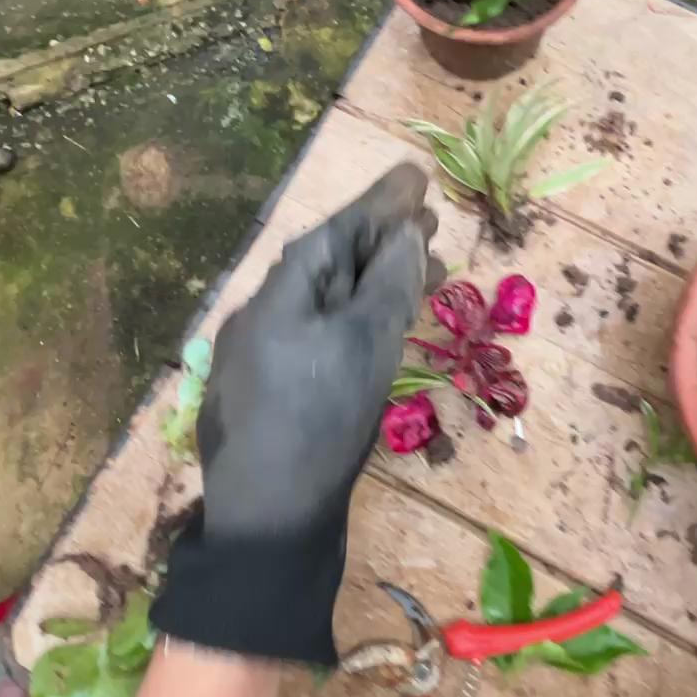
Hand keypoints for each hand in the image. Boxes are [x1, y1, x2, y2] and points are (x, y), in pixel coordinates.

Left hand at [199, 162, 438, 536]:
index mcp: (283, 291)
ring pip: (331, 296)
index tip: (417, 174)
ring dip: (377, 279)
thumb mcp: (366, 346)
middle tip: (432, 222)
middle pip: (334, 258)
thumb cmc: (322, 424)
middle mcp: (266, 309)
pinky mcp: (272, 382)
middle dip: (385, 237)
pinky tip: (382, 323)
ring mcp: (264, 348)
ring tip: (428, 273)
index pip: (339, 228)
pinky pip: (321, 328)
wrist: (267, 522)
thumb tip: (407, 231)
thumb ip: (389, 284)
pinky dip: (358, 316)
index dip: (382, 201)